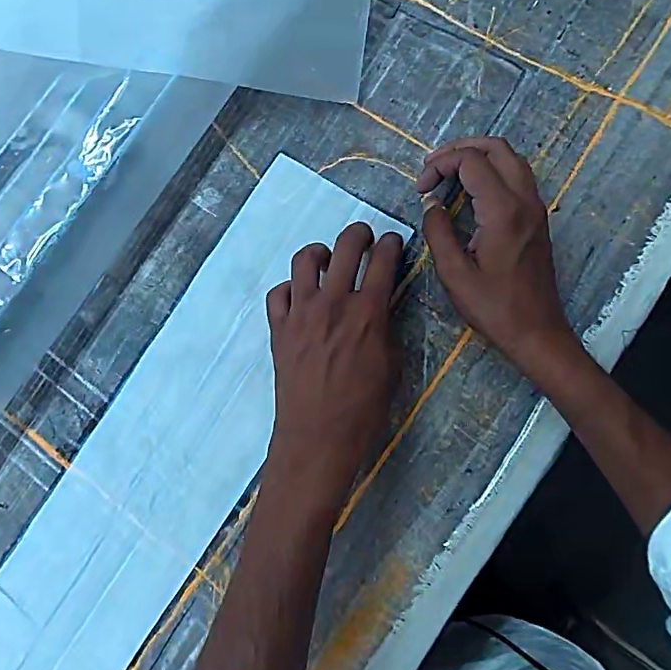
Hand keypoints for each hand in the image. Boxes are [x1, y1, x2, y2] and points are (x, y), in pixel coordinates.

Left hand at [265, 221, 404, 512]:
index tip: (392, 242)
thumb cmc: (363, 410)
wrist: (318, 436)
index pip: (382, 262)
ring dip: (320, 253)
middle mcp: (332, 304)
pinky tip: (299, 297)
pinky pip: (278, 293)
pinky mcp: (278, 329)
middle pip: (345, 247)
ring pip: (305, 260)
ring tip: (327, 259)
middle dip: (358, 234)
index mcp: (367, 314)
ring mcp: (300, 314)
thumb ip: (385, 328)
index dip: (390, 245)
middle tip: (364, 237)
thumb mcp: (391, 367)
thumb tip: (381, 308)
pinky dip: (290, 289)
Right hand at [418, 137, 582, 379]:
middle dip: (460, 149)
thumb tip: (431, 203)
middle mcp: (525, 201)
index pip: (471, 162)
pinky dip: (490, 171)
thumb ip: (438, 231)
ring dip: (478, 157)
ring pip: (510, 159)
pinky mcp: (536, 218)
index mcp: (503, 211)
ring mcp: (535, 208)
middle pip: (497, 148)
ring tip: (447, 173)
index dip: (440, 165)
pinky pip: (516, 177)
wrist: (537, 331)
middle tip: (432, 168)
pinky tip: (468, 192)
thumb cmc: (493, 306)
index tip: (420, 189)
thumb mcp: (454, 273)